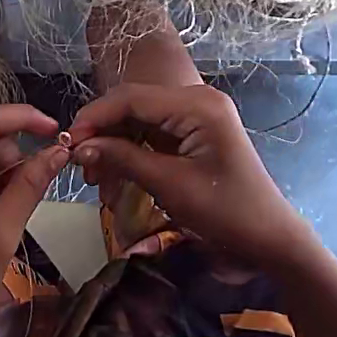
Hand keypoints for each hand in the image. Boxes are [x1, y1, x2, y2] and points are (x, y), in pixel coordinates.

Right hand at [69, 83, 313, 266]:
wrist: (269, 238)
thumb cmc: (226, 212)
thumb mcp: (169, 185)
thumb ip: (122, 159)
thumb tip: (79, 147)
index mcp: (197, 104)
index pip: (131, 97)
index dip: (94, 117)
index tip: (67, 143)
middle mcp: (195, 99)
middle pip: (132, 106)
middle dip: (101, 132)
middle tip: (77, 164)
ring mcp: (195, 115)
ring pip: (136, 120)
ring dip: (112, 144)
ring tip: (92, 175)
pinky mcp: (191, 133)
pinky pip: (149, 134)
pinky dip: (128, 151)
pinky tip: (111, 173)